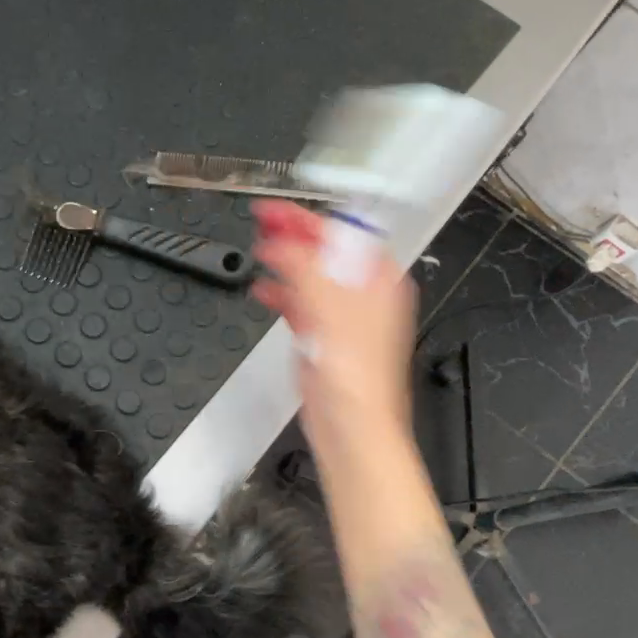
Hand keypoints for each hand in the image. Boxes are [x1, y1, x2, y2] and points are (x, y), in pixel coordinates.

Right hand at [250, 200, 419, 447]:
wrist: (351, 428)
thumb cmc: (357, 383)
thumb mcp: (330, 311)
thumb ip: (306, 271)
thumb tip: (283, 245)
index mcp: (378, 281)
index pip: (342, 234)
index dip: (306, 218)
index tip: (274, 209)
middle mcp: (363, 295)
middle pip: (325, 252)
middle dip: (292, 234)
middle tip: (262, 220)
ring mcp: (341, 318)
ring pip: (310, 276)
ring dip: (284, 261)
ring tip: (259, 248)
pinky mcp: (322, 340)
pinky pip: (299, 305)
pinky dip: (281, 293)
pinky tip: (263, 289)